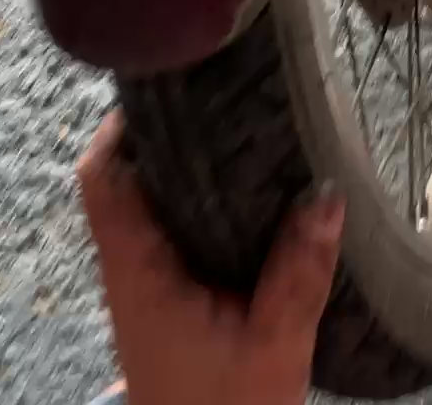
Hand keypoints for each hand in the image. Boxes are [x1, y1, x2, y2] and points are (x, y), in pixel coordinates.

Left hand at [77, 111, 344, 404]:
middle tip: (221, 87)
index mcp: (139, 273)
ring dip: (184, 159)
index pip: (103, 181)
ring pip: (151, 200)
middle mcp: (133, 269)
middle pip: (126, 177)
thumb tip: (328, 192)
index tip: (166, 84)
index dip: (120, 125)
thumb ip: (297, 272)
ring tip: (242, 120)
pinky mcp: (170, 296)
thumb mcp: (272, 347)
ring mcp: (148, 283)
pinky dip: (202, 192)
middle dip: (164, 129)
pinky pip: (176, 224)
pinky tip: (251, 182)